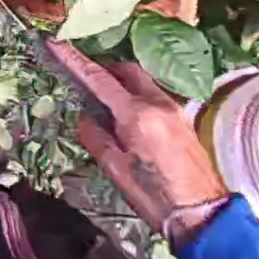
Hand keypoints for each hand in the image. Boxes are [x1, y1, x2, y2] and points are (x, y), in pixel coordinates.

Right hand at [48, 41, 229, 243]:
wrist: (201, 215)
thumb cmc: (154, 197)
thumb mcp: (115, 170)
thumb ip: (96, 137)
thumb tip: (86, 118)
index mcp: (137, 114)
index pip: (100, 79)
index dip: (75, 60)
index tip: (57, 43)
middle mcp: (158, 102)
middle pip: (127, 70)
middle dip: (105, 69)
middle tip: (87, 78)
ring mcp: (175, 108)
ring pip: (144, 80)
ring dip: (124, 82)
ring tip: (108, 100)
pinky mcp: (184, 118)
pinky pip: (156, 94)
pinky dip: (138, 94)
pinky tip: (131, 115)